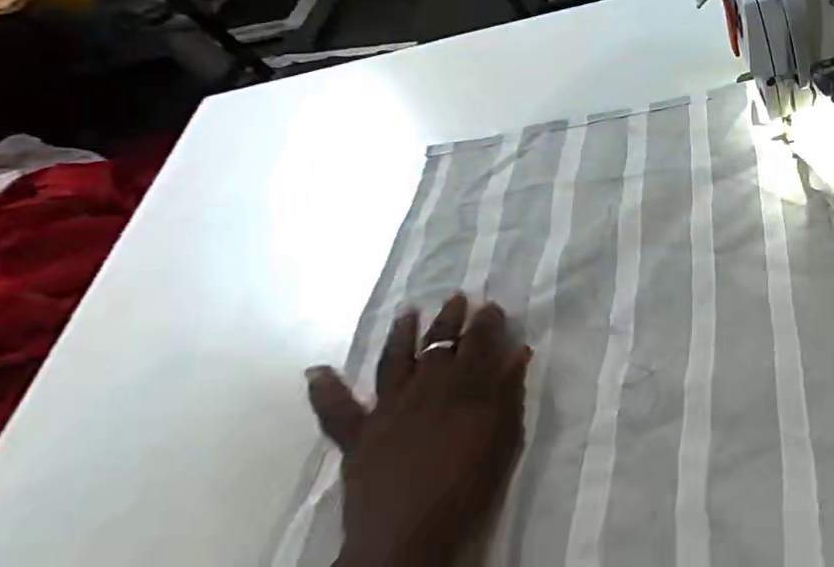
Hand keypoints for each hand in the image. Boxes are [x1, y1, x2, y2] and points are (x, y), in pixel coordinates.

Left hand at [306, 295, 531, 566]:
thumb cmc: (467, 488)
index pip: (480, 339)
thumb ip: (509, 391)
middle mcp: (426, 385)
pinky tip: (316, 370)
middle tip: (457, 297)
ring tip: (407, 313)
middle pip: (439, 341)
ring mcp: (389, 407)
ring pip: (395, 360)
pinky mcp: (359, 435)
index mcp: (465, 384)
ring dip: (401, 335)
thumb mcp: (503, 438)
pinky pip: (337, 410)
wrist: (407, 537)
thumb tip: (517, 351)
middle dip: (450, 317)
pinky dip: (325, 389)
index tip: (491, 306)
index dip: (486, 320)